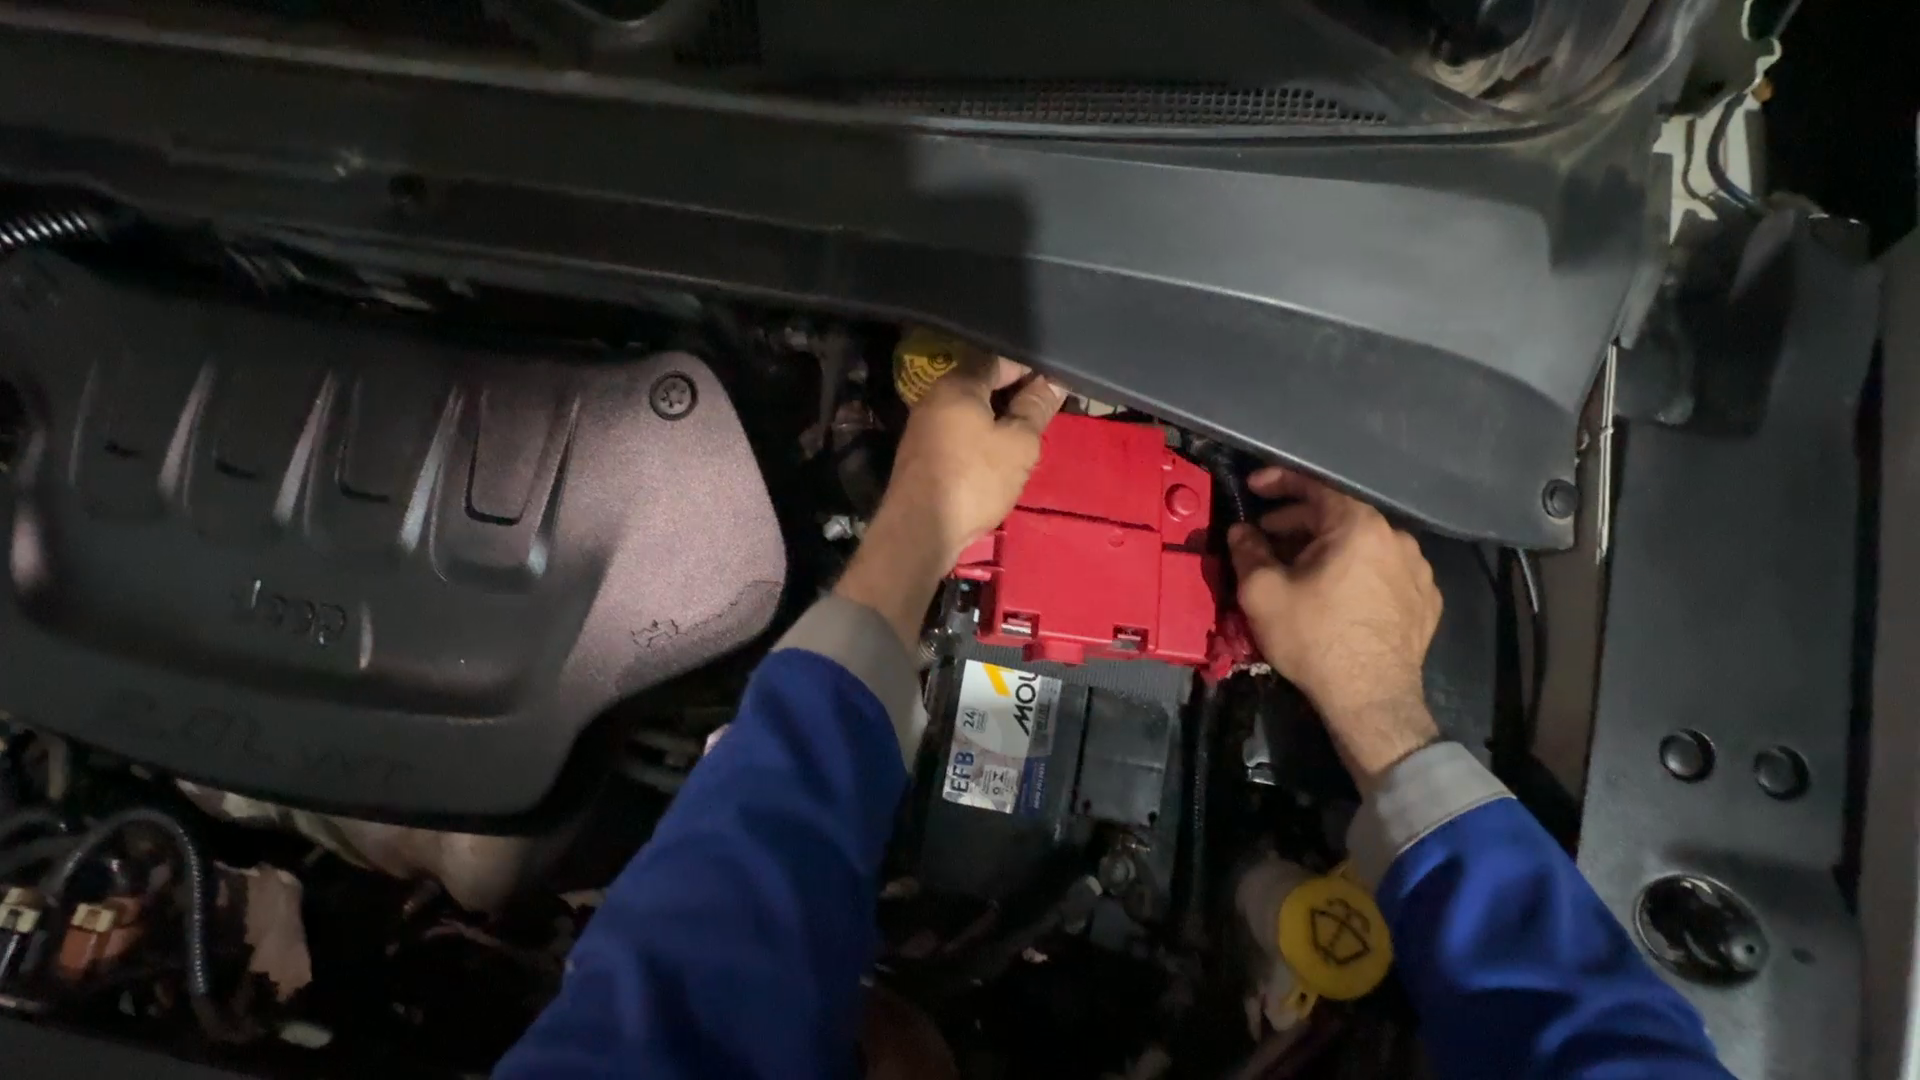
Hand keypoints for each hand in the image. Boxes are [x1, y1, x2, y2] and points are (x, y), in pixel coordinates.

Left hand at [835, 358, 1067, 648]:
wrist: (920, 531)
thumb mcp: (1018, 444)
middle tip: (1049, 408)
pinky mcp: (923, 454)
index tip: (1058, 380)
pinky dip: (983, 436)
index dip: (1032, 366)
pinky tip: (1002, 453)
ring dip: (1001, 417)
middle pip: (983, 382)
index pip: (1000, 358)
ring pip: (972, 410)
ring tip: (1032, 432)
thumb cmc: (974, 481)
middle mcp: (935, 397)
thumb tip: (1053, 382)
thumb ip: (1036, 408)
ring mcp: (925, 426)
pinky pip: (961, 432)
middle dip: (1017, 392)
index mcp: (957, 384)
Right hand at [1227, 466, 1442, 788]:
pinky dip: (1354, 571)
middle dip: (1297, 522)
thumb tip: (1242, 531)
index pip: (1316, 486)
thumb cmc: (1313, 637)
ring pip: (1362, 544)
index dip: (1279, 482)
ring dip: (1327, 547)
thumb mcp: (1262, 591)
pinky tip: (1334, 592)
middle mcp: (1396, 538)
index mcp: (1358, 526)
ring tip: (1297, 567)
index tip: (1252, 488)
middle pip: (1339, 516)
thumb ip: (1248, 551)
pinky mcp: (1425, 600)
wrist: (1370, 699)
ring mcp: (1418, 570)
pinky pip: (1383, 571)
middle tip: (1265, 537)